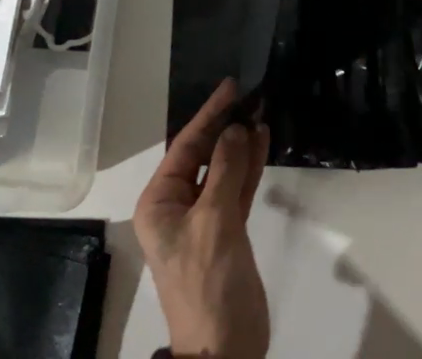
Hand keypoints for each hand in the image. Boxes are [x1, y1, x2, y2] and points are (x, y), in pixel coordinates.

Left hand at [135, 80, 271, 358]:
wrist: (224, 347)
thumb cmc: (208, 282)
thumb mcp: (214, 223)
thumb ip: (225, 172)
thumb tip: (236, 128)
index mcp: (159, 202)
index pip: (185, 147)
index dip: (209, 115)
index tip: (231, 87)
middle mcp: (177, 205)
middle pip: (203, 155)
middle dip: (226, 127)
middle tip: (252, 96)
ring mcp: (203, 218)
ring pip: (222, 170)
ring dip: (241, 144)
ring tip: (262, 112)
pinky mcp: (227, 231)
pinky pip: (236, 189)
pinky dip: (249, 168)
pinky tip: (262, 143)